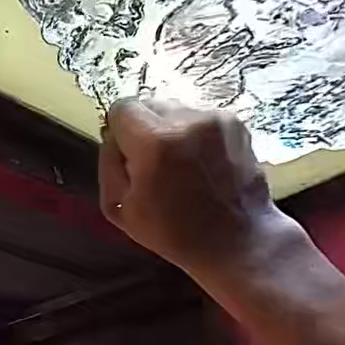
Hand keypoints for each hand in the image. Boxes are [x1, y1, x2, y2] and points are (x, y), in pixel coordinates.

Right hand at [98, 98, 295, 277]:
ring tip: (179, 164)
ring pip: (174, 110)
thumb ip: (108, 164)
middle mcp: (186, 120)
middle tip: (152, 162)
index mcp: (154, 142)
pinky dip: (193, 134)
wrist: (236, 240)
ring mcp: (215, 119)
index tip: (128, 156)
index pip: (122, 108)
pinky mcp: (236, 122)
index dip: (119, 131)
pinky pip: (199, 118)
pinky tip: (200, 163)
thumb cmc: (172, 232)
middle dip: (143, 128)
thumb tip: (113, 137)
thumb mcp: (118, 208)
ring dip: (169, 130)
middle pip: (148, 104)